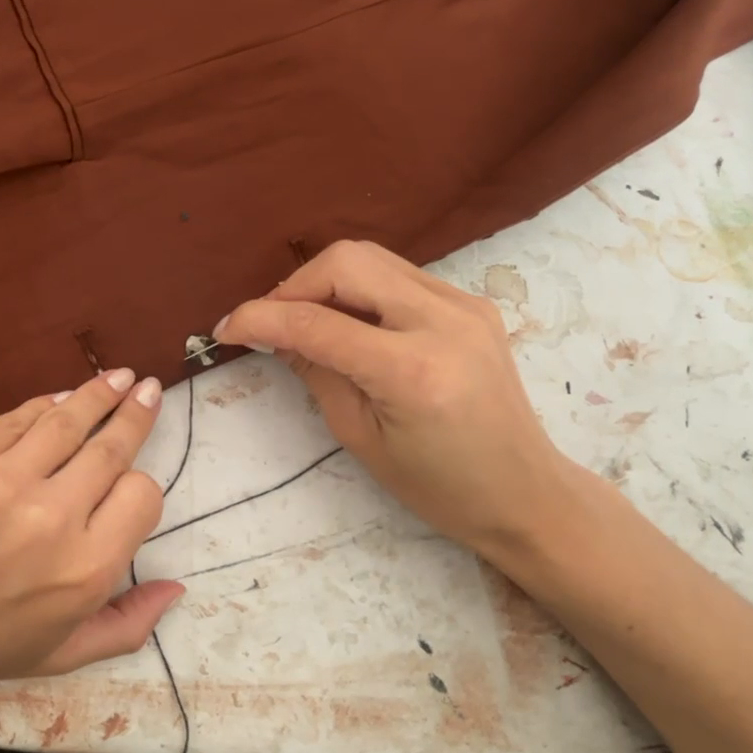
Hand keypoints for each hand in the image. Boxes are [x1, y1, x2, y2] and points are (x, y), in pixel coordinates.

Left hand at [0, 368, 182, 707]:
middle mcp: (54, 516)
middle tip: (146, 388)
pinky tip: (58, 398)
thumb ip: (125, 626)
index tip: (130, 482)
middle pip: (110, 448)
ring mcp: (5, 478)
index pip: (141, 496)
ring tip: (116, 376)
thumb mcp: (58, 657)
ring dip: (97, 393)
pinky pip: (15, 419)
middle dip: (134, 414)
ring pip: (67, 420)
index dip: (141, 486)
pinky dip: (43, 405)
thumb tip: (176, 586)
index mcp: (85, 568)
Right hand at [215, 240, 581, 553]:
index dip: (259, 318)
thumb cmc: (439, 486)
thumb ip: (314, 371)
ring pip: (369, 258)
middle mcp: (444, 322)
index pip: (316, 322)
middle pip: (346, 261)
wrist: (527, 494)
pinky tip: (344, 321)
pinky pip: (394, 274)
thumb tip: (270, 333)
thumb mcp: (358, 436)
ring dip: (322, 282)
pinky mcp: (470, 303)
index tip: (225, 328)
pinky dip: (355, 288)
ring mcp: (464, 305)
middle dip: (292, 286)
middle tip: (269, 323)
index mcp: (413, 371)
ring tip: (300, 320)